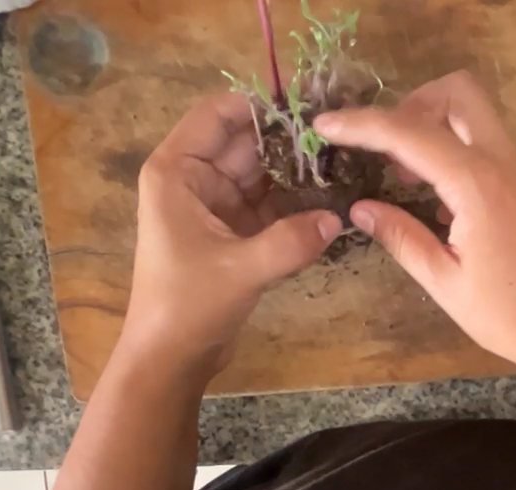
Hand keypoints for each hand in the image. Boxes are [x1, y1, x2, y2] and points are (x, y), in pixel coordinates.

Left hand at [116, 92, 342, 378]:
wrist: (173, 356)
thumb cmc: (189, 304)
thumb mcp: (241, 270)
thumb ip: (291, 242)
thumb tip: (338, 219)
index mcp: (179, 172)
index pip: (218, 116)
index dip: (260, 107)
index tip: (309, 112)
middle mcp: (197, 182)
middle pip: (247, 146)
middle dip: (289, 144)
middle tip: (340, 144)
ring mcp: (218, 210)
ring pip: (263, 179)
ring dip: (298, 178)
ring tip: (343, 172)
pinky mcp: (236, 238)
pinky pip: (271, 211)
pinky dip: (296, 210)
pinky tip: (330, 207)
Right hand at [313, 72, 515, 374]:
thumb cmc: (506, 315)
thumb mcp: (444, 282)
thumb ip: (402, 238)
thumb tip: (361, 209)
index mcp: (477, 186)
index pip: (410, 133)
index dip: (361, 125)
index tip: (324, 127)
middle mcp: (501, 164)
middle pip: (455, 94)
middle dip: (411, 105)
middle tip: (384, 149)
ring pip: (473, 114)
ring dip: (433, 125)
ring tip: (402, 176)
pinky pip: (484, 143)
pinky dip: (453, 148)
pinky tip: (433, 196)